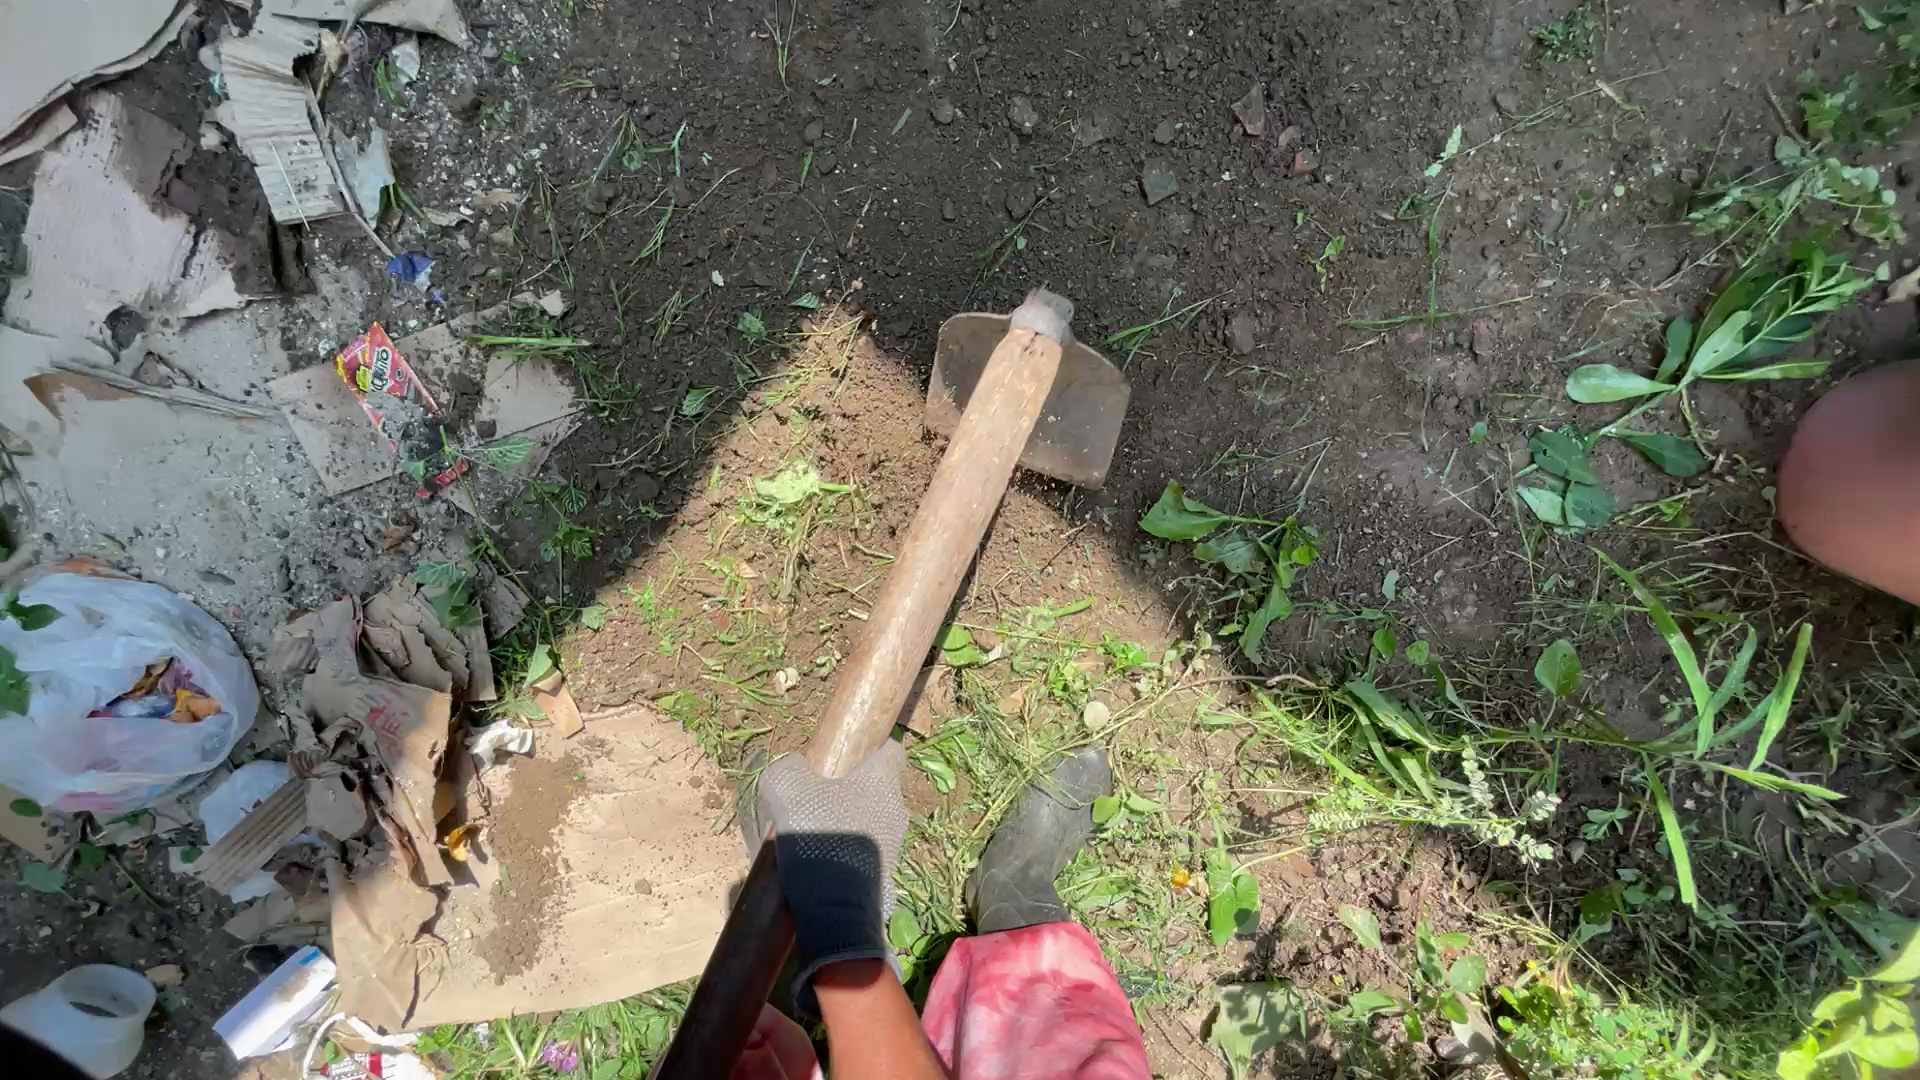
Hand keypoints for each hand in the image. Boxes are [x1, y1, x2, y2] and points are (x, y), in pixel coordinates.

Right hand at [755, 741, 908, 1011]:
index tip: (845, 759)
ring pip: (872, 824)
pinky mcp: (886, 879)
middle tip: (816, 802)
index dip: (871, 750)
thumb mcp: (788, 791)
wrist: (838, 913)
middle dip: (851, 792)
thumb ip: (789, 769)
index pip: (892, 751)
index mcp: (883, 782)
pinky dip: (848, 859)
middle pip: (878, 790)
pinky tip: (820, 869)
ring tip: (813, 840)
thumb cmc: (821, 839)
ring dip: (848, 827)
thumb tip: (794, 767)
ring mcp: (895, 848)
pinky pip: (866, 858)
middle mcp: (897, 811)